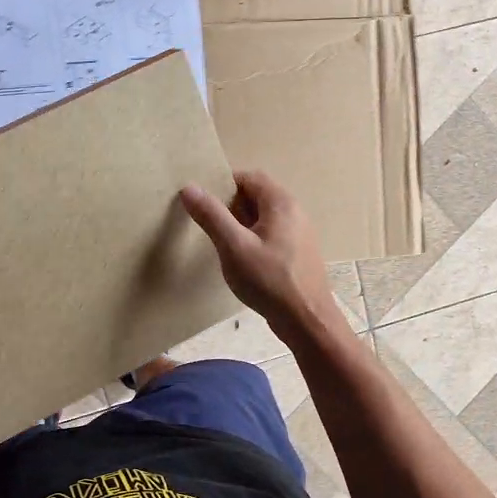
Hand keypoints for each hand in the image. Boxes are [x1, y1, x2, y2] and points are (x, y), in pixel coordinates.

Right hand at [180, 170, 339, 341]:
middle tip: (210, 225)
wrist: (307, 320)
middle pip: (257, 196)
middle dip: (231, 206)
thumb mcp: (234, 247)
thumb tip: (189, 188)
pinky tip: (243, 262)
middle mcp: (295, 212)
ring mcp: (300, 233)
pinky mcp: (299, 254)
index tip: (203, 201)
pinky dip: (254, 240)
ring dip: (241, 225)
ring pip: (264, 218)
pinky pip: (272, 236)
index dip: (224, 184)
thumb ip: (212, 216)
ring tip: (223, 244)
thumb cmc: (269, 281)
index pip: (250, 177)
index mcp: (281, 203)